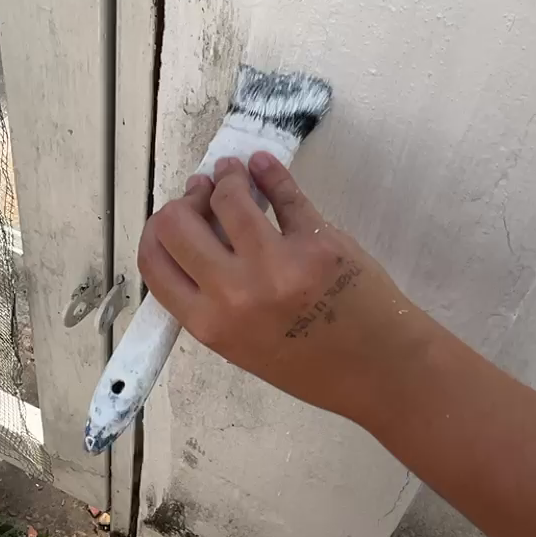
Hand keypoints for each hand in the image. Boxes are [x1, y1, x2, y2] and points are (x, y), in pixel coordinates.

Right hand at [138, 152, 435, 424]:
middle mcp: (234, 294)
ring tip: (232, 173)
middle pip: (176, 222)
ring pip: (229, 196)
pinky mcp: (316, 242)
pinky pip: (284, 193)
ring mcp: (276, 265)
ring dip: (228, 176)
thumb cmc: (310, 366)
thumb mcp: (241, 346)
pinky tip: (262, 164)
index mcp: (209, 324)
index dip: (156, 229)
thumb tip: (196, 233)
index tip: (176, 217)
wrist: (381, 371)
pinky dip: (269, 171)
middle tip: (203, 194)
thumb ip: (211, 299)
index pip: (154, 260)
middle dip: (187, 199)